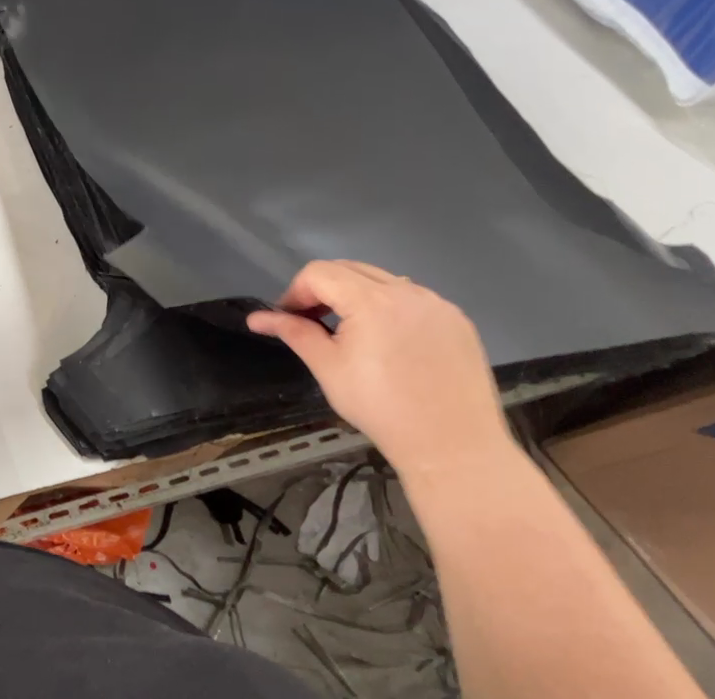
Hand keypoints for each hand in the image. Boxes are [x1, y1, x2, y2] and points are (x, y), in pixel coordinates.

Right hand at [247, 261, 513, 479]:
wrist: (453, 445)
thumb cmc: (380, 407)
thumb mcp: (327, 367)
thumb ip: (293, 332)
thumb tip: (255, 318)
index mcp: (372, 301)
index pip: (319, 273)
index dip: (296, 292)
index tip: (290, 318)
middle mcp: (408, 292)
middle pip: (350, 269)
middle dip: (323, 289)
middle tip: (314, 322)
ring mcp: (438, 305)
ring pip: (384, 280)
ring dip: (357, 295)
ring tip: (352, 332)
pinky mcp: (458, 321)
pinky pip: (413, 298)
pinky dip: (390, 307)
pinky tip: (390, 341)